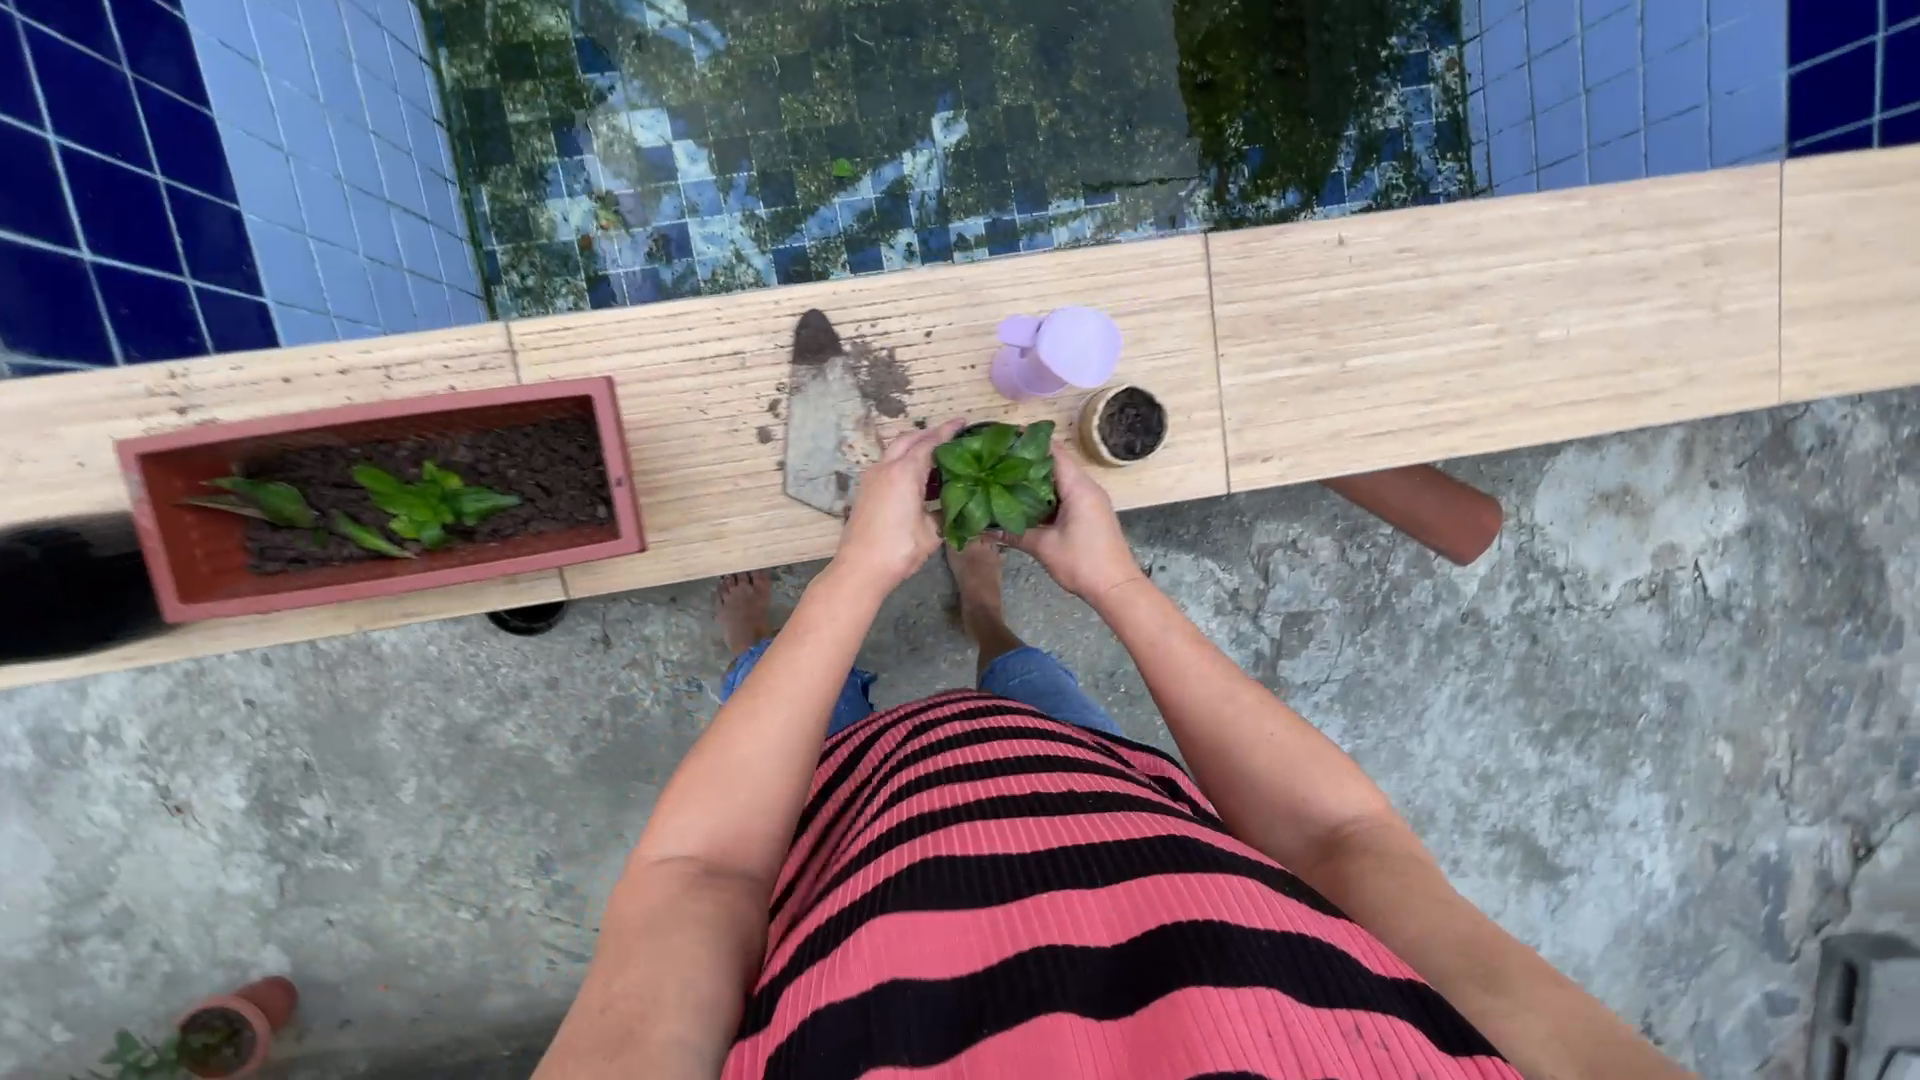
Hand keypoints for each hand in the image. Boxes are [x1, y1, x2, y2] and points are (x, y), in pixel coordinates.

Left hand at [830, 418, 965, 596]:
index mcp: (904, 473)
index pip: (929, 443)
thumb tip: (954, 505)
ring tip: (937, 456)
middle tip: (950, 436)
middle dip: (928, 434)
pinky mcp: (866, 491)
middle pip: (908, 440)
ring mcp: (871, 479)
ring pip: (895, 452)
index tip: (962, 423)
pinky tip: (918, 478)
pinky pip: (887, 466)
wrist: (860, 568)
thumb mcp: (932, 532)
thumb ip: (944, 512)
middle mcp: (885, 468)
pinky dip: (904, 463)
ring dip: (914, 448)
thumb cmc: (899, 550)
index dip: (947, 432)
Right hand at [1003, 450, 1145, 601]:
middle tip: (995, 464)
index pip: (1052, 451)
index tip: (1001, 442)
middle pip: (1054, 464)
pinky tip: (1022, 504)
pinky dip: (1044, 497)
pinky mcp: (1088, 513)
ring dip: (1034, 482)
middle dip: (1025, 463)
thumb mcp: (1044, 547)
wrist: (1117, 588)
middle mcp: (1086, 487)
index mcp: (1078, 487)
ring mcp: (1089, 500)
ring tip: (1002, 482)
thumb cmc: (1083, 563)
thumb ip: (1013, 533)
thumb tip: (983, 528)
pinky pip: (1064, 496)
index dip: (1027, 444)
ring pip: (1058, 481)